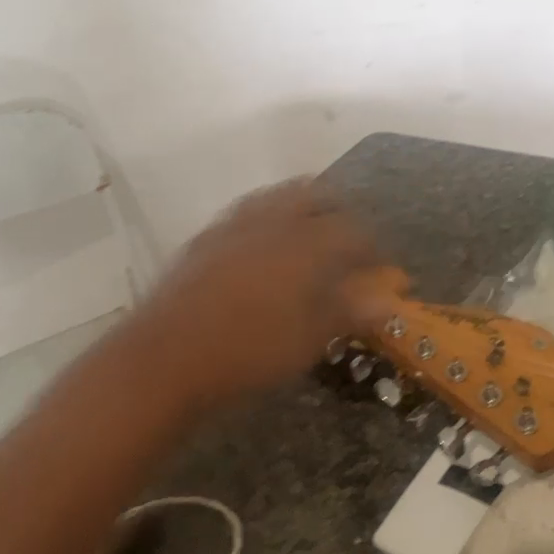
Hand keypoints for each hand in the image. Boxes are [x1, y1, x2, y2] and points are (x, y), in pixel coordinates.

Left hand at [124, 179, 386, 408]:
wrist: (164, 358)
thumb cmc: (247, 352)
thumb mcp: (307, 340)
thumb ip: (349, 312)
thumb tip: (388, 300)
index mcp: (305, 244)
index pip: (352, 231)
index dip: (372, 247)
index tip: (380, 266)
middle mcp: (273, 222)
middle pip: (315, 195)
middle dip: (338, 211)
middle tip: (349, 237)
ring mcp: (235, 225)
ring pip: (277, 196)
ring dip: (301, 205)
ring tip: (310, 229)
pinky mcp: (206, 237)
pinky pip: (246, 210)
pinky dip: (266, 215)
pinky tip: (263, 240)